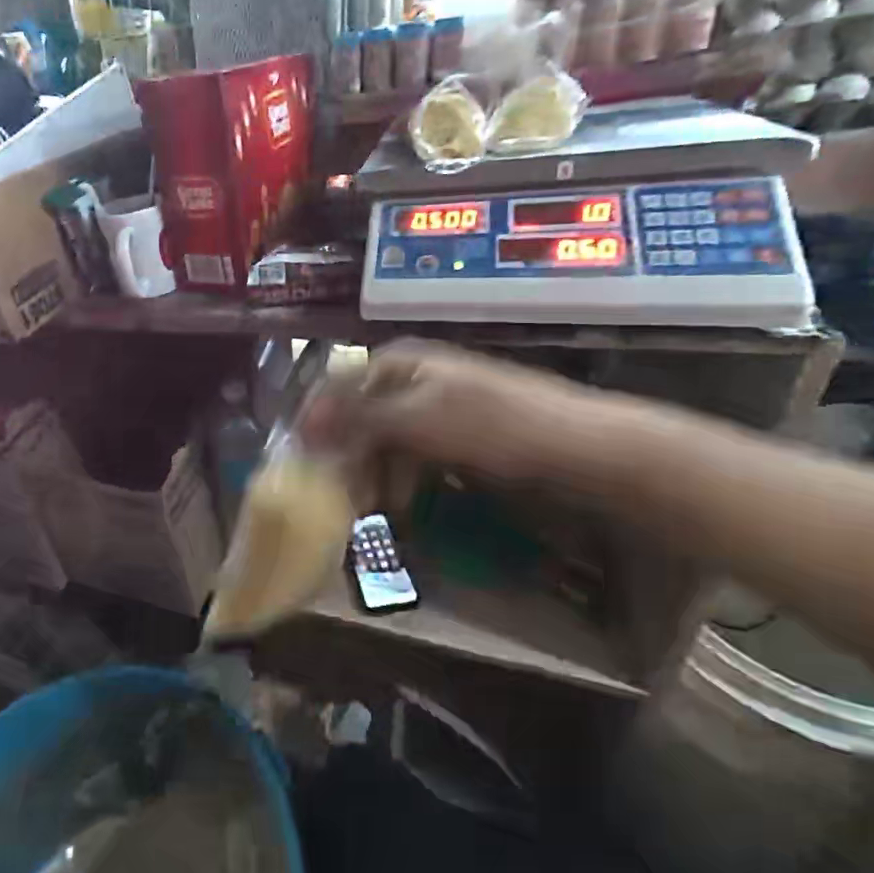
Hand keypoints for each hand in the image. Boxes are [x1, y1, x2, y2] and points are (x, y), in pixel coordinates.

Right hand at [300, 339, 619, 484]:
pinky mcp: (457, 434)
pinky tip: (409, 504)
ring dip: (379, 476)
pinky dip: (407, 479)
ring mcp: (437, 405)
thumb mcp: (417, 420)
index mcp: (400, 362)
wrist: (571, 446)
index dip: (321, 427)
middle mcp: (414, 377)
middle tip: (347, 501)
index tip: (309, 469)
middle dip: (353, 460)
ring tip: (382, 510)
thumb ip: (357, 418)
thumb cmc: (490, 427)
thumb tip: (302, 420)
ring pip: (387, 442)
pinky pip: (415, 456)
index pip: (339, 389)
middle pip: (362, 418)